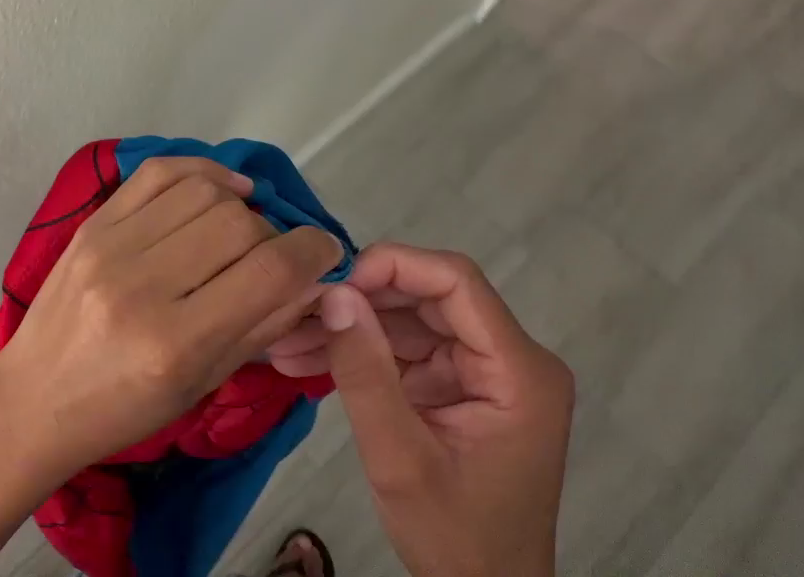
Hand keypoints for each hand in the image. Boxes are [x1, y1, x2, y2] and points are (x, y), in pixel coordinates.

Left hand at [0, 157, 344, 481]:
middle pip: (238, 224)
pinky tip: (222, 188)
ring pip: (202, 191)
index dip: (314, 253)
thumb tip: (312, 275)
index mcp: (175, 342)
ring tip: (240, 231)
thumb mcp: (203, 383)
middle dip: (274, 236)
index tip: (325, 253)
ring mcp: (109, 246)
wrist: (36, 397)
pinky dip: (200, 169)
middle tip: (272, 257)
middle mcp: (142, 285)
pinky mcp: (91, 223)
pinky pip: (157, 172)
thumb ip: (262, 324)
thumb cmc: (124, 409)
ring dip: (239, 206)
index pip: (269, 271)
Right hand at [267, 243, 573, 576]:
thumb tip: (334, 294)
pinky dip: (357, 352)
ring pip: (406, 319)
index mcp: (519, 371)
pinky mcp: (457, 386)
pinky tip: (305, 358)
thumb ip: (365, 374)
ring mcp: (481, 372)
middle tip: (295, 310)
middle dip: (357, 300)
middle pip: (426, 296)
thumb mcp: (401, 460)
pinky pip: (403, 349)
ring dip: (347, 326)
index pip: (456, 282)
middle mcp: (508, 359)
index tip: (334, 285)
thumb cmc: (455, 538)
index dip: (393, 266)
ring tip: (285, 340)